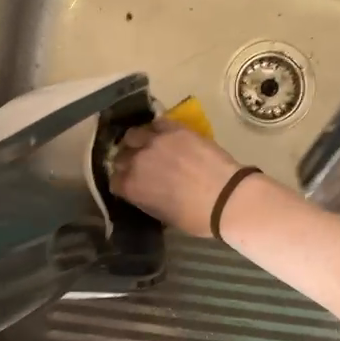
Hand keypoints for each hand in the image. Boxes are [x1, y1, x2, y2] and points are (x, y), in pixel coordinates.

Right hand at [108, 118, 246, 237]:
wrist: (225, 198)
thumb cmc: (195, 217)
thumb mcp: (163, 215)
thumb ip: (146, 199)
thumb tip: (144, 191)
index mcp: (131, 187)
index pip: (114, 181)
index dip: (123, 182)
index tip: (130, 183)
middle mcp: (136, 161)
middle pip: (121, 156)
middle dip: (127, 161)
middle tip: (140, 165)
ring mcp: (154, 142)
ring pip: (133, 135)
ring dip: (137, 141)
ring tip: (147, 145)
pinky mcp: (174, 129)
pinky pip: (156, 123)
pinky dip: (156, 129)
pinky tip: (163, 134)